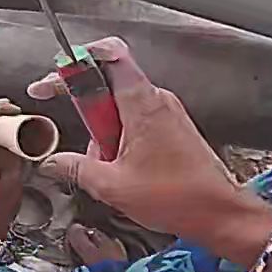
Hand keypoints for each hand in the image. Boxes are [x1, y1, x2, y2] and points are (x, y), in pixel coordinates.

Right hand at [28, 38, 271, 261]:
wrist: (219, 214)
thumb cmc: (178, 198)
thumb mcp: (112, 186)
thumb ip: (76, 168)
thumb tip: (53, 161)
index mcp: (142, 103)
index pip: (107, 57)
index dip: (73, 63)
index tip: (52, 82)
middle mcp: (156, 100)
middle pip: (107, 86)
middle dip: (87, 114)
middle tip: (87, 143)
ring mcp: (165, 113)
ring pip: (119, 109)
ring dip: (105, 134)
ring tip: (111, 167)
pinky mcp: (170, 128)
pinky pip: (134, 122)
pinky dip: (120, 141)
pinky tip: (124, 169)